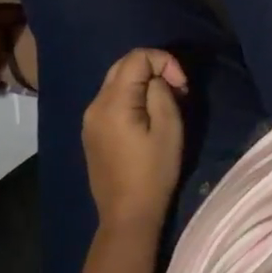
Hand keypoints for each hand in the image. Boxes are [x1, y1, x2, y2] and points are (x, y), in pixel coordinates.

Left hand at [82, 48, 186, 227]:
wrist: (127, 215)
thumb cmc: (153, 171)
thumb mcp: (168, 127)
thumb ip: (161, 92)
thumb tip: (156, 80)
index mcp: (112, 103)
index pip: (137, 57)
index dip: (164, 61)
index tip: (181, 85)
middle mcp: (95, 106)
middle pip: (124, 65)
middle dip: (154, 67)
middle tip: (177, 88)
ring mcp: (90, 120)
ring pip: (118, 80)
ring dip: (144, 81)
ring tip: (166, 101)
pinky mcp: (92, 132)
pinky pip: (112, 99)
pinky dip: (132, 95)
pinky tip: (148, 115)